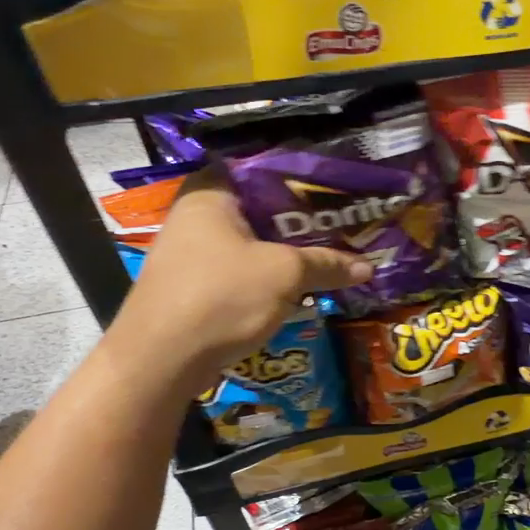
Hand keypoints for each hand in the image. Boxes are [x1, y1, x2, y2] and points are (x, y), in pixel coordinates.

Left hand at [112, 178, 369, 377]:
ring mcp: (192, 253)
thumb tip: (368, 266)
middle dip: (302, 222)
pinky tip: (301, 287)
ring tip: (332, 256)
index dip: (300, 179)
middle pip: (261, 209)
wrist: (161, 360)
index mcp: (211, 194)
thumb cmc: (221, 297)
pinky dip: (270, 277)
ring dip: (288, 254)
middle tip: (345, 226)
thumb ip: (326, 264)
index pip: (260, 169)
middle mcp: (197, 216)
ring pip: (253, 244)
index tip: (335, 189)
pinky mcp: (196, 287)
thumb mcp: (284, 274)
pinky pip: (243, 271)